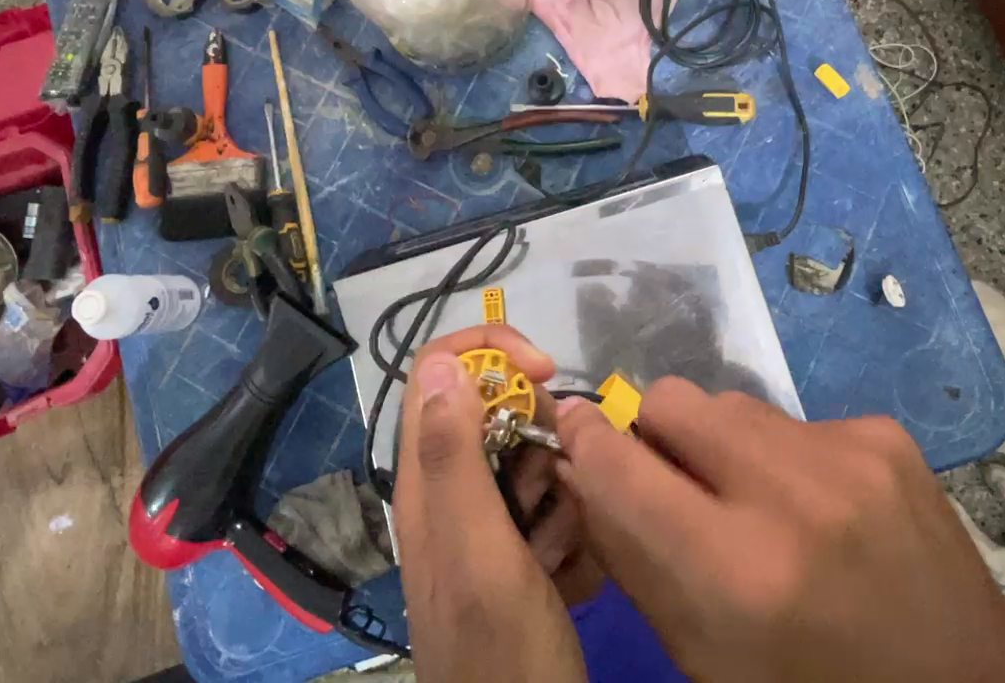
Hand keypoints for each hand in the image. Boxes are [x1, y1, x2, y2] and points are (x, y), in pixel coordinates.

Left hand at [393, 325, 585, 682]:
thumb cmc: (504, 654)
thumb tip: (442, 362)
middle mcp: (450, 491)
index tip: (546, 371)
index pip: (439, 372)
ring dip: (564, 488)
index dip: (490, 352)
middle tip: (564, 479)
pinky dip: (573, 526)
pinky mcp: (517, 552)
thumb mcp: (480, 554)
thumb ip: (453, 459)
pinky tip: (575, 570)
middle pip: (495, 410)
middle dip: (541, 431)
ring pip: (532, 458)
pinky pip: (552, 505)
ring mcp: (485, 523)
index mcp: (429, 480)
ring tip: (567, 544)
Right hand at [555, 378, 1004, 682]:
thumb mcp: (700, 652)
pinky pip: (789, 417)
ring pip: (728, 402)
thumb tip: (576, 463)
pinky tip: (815, 502)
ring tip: (753, 499)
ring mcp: (848, 455)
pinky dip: (781, 453)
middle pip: (670, 399)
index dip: (582, 436)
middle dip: (656, 434)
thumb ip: (629, 551)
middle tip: (677, 481)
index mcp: (736, 573)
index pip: (617, 462)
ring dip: (720, 442)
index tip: (572, 426)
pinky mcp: (884, 434)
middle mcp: (791, 496)